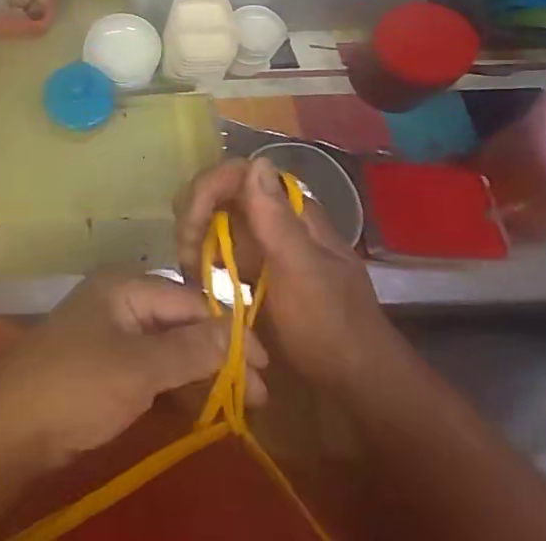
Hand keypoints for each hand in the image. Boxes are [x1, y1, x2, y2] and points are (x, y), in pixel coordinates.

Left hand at [0, 267, 265, 466]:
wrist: (12, 422)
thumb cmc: (78, 384)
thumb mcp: (139, 367)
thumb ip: (189, 350)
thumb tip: (235, 332)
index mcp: (126, 286)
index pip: (191, 300)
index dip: (230, 330)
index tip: (268, 365)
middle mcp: (120, 300)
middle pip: (181, 321)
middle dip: (220, 354)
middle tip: (261, 394)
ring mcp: (111, 332)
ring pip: (168, 346)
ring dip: (202, 371)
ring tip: (241, 403)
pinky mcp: (105, 364)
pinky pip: (151, 366)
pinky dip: (177, 383)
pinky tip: (202, 404)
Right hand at [174, 158, 402, 387]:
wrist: (357, 384)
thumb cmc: (331, 326)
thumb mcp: (302, 271)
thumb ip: (276, 219)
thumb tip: (255, 160)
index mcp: (292, 209)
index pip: (237, 173)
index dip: (207, 190)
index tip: (191, 228)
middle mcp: (275, 218)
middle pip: (219, 193)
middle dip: (195, 217)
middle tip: (188, 258)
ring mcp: (265, 244)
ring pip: (214, 220)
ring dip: (194, 239)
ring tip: (192, 274)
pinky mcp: (255, 270)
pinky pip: (218, 249)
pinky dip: (202, 259)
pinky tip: (199, 281)